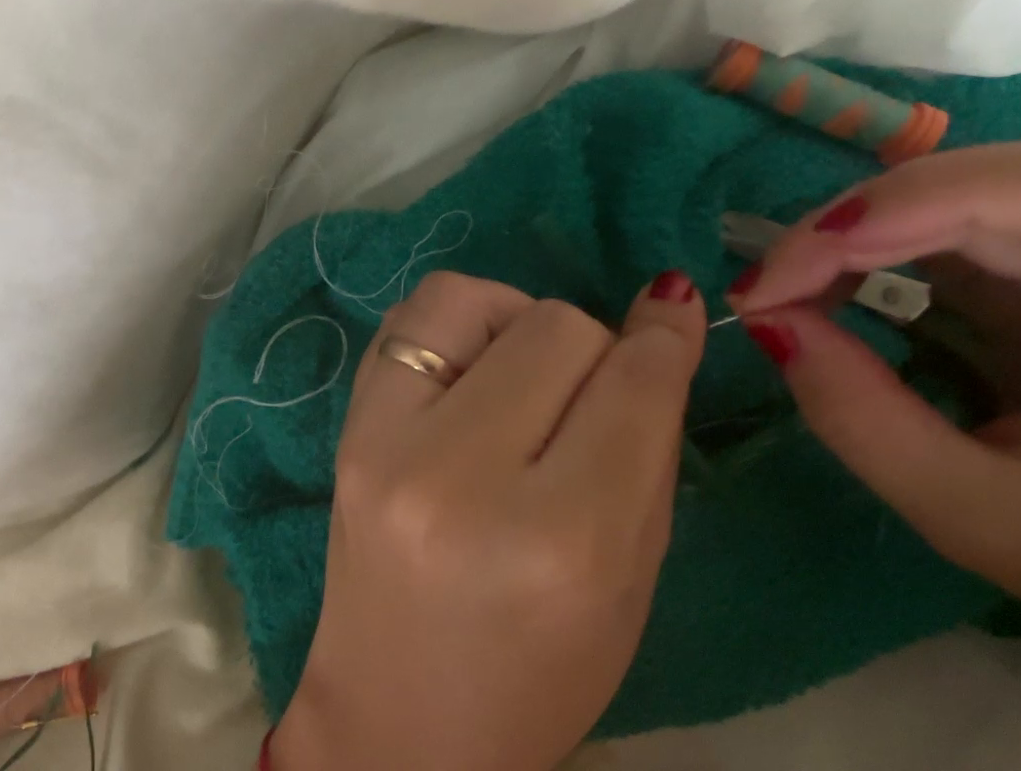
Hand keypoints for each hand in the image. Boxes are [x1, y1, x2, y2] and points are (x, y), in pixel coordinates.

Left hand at [268, 270, 705, 770]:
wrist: (398, 721)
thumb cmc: (540, 674)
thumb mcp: (630, 579)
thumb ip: (650, 448)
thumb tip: (664, 315)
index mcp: (562, 541)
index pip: (631, 385)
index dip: (665, 338)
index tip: (673, 314)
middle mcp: (464, 479)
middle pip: (555, 328)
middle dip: (594, 350)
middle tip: (585, 399)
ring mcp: (388, 448)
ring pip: (473, 300)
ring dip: (518, 325)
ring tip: (522, 379)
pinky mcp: (346, 432)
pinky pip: (407, 319)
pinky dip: (456, 326)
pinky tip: (470, 375)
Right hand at [730, 133, 1020, 722]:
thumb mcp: (984, 517)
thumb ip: (865, 420)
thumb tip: (765, 322)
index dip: (941, 194)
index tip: (815, 252)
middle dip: (876, 217)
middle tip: (770, 278)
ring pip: (987, 197)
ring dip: (869, 230)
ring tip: (785, 282)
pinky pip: (973, 237)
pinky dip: (885, 253)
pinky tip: (829, 284)